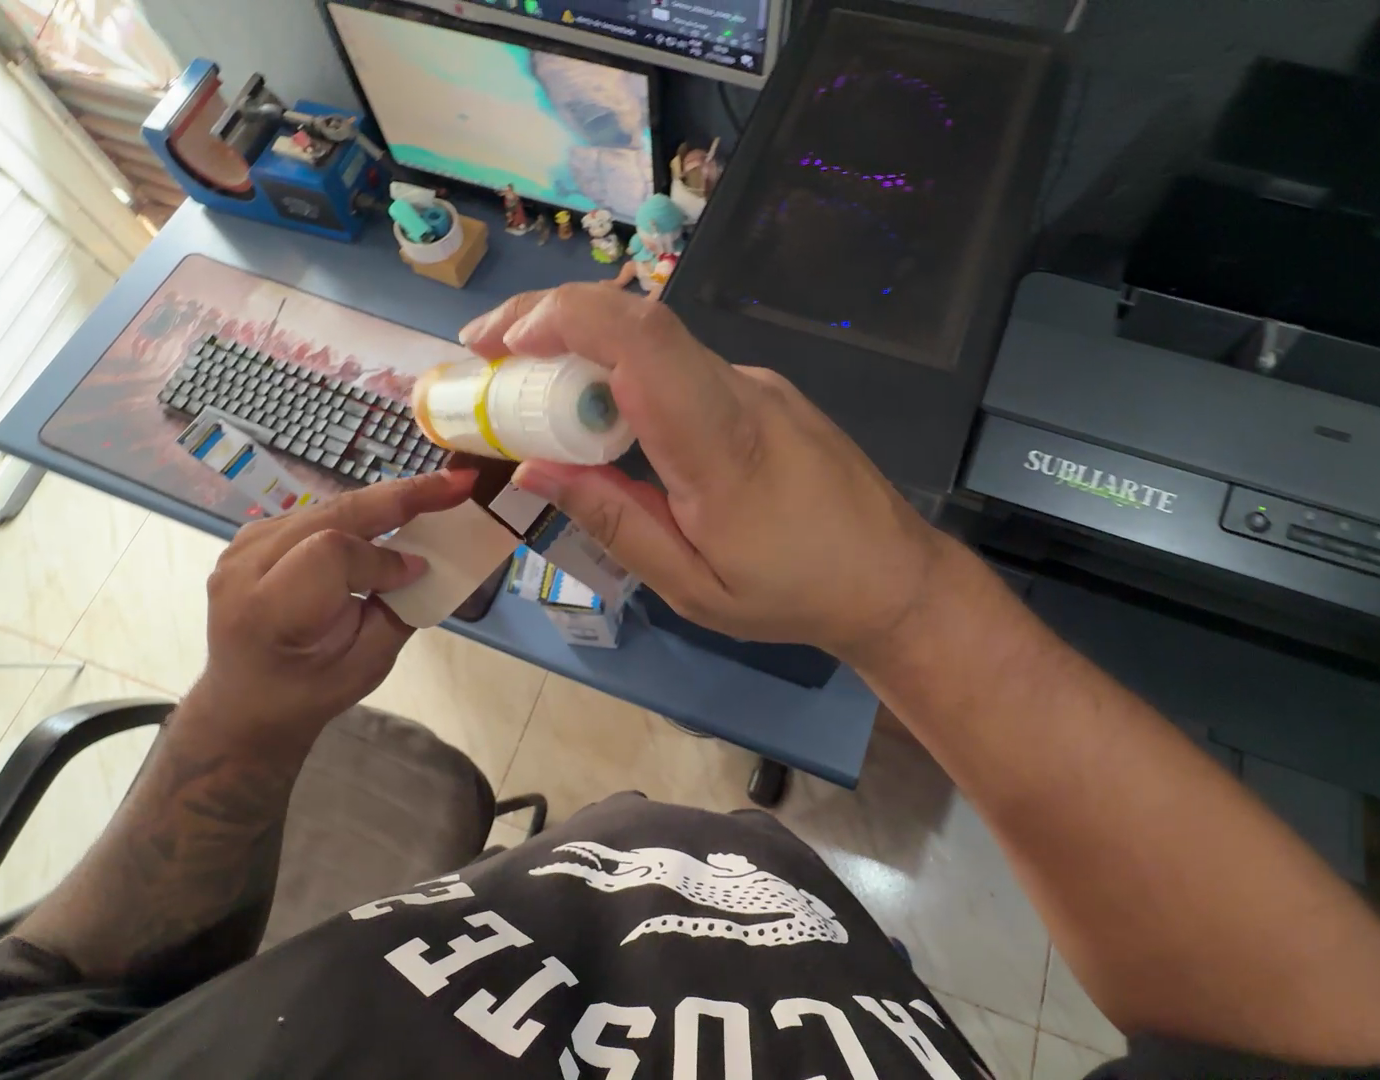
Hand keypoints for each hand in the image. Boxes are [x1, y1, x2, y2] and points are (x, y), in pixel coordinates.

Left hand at [186, 470, 475, 749]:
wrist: (245, 699)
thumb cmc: (308, 692)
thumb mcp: (364, 667)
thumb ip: (395, 613)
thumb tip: (423, 562)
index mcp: (268, 611)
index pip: (331, 555)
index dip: (383, 558)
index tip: (422, 570)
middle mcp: (247, 567)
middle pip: (333, 514)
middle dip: (402, 497)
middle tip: (459, 483)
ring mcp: (246, 545)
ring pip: (331, 507)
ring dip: (386, 501)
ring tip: (437, 492)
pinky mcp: (257, 535)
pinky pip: (321, 514)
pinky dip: (364, 512)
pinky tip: (396, 512)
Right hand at [459, 284, 951, 663]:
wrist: (893, 575)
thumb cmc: (793, 593)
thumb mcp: (691, 585)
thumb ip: (613, 521)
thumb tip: (532, 468)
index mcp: (721, 444)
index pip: (641, 341)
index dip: (562, 319)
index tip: (499, 344)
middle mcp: (740, 392)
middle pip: (638, 321)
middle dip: (548, 320)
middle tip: (485, 354)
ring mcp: (757, 385)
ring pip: (657, 343)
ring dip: (583, 350)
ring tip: (529, 390)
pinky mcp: (763, 393)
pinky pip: (682, 368)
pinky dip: (625, 374)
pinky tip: (602, 416)